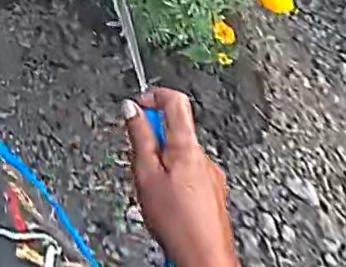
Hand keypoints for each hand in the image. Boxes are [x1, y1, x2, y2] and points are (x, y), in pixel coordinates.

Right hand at [122, 89, 238, 266]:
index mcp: (187, 146)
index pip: (174, 99)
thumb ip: (139, 136)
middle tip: (140, 160)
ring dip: (163, 161)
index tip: (137, 106)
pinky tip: (168, 202)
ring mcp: (211, 176)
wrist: (205, 263)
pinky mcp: (213, 194)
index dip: (152, 96)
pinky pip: (190, 173)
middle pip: (175, 128)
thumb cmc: (178, 224)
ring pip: (181, 153)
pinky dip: (175, 178)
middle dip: (153, 138)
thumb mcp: (146, 174)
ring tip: (154, 188)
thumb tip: (131, 107)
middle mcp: (204, 157)